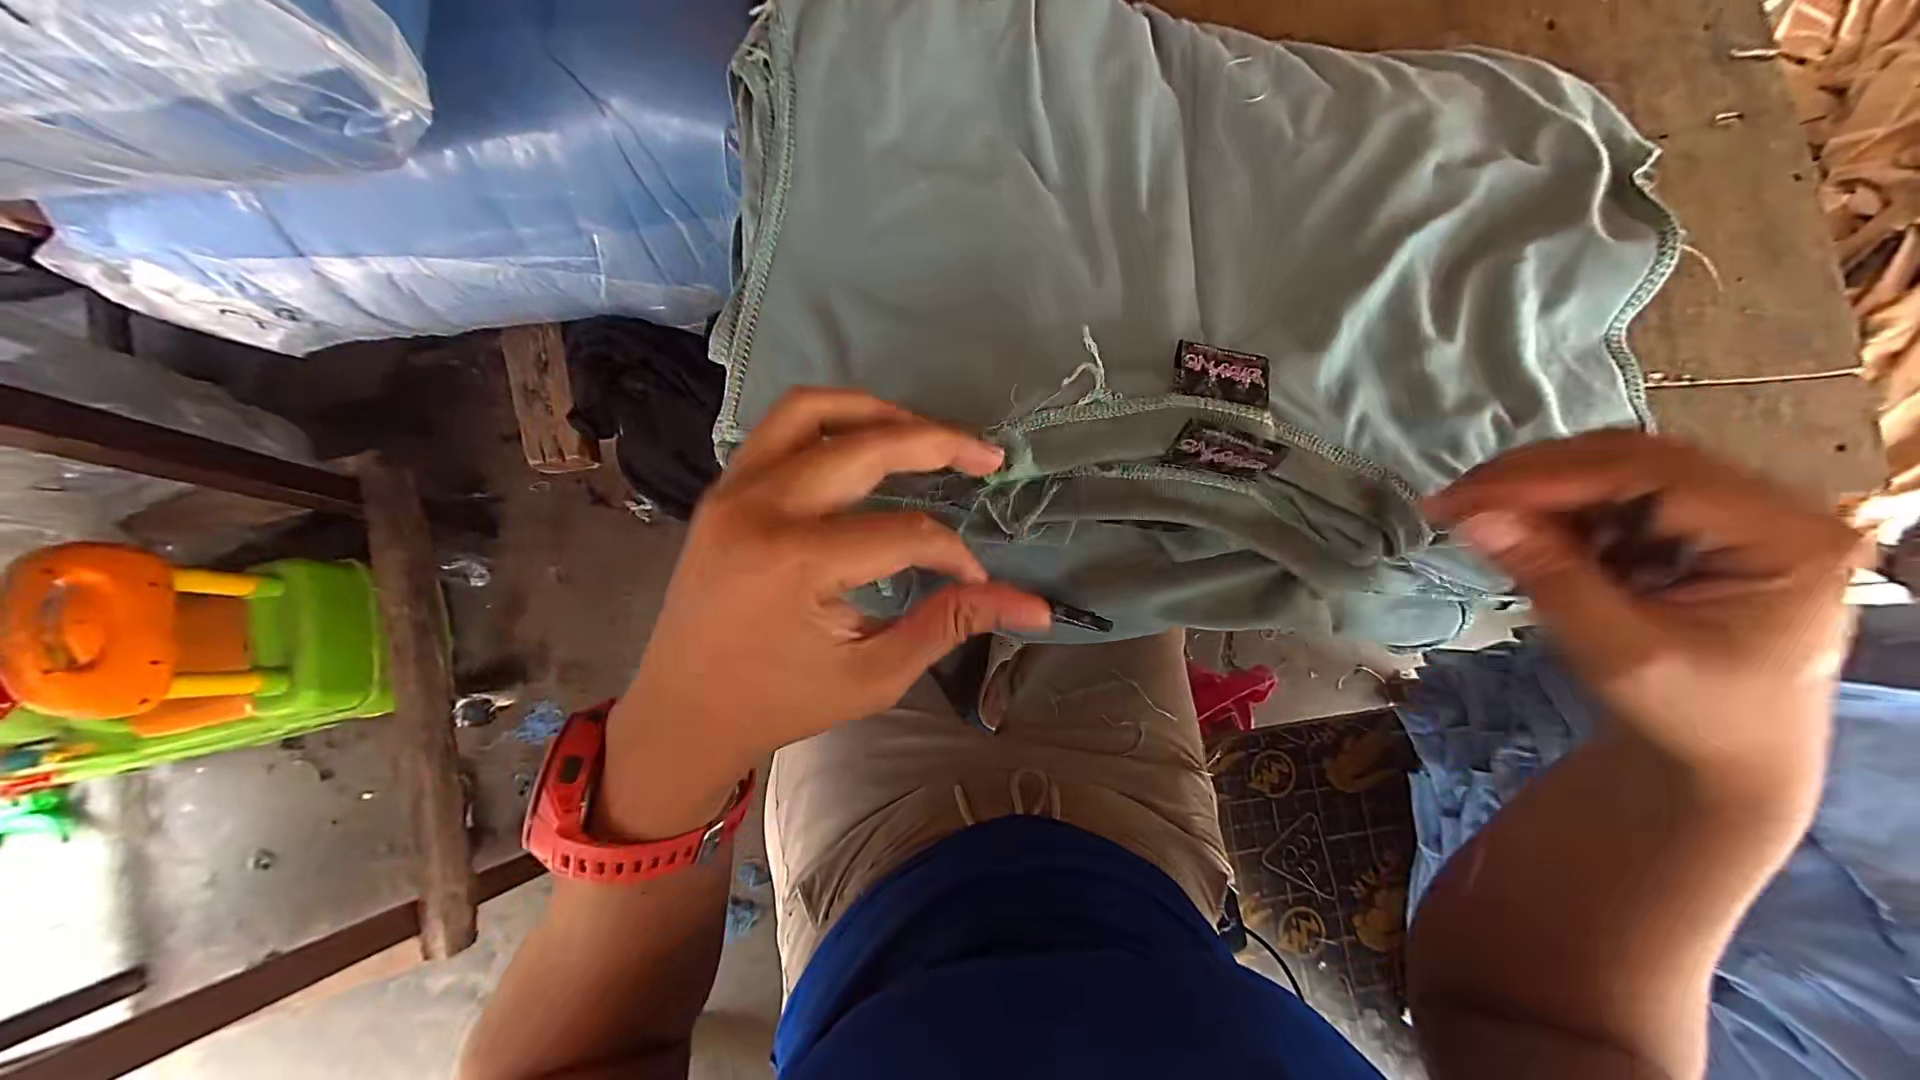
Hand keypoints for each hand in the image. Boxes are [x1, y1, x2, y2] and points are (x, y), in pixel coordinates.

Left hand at [597, 388, 1050, 837]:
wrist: (683, 713)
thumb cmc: (780, 703)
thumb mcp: (875, 675)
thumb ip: (951, 624)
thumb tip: (1033, 605)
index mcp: (797, 563)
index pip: (904, 533)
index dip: (953, 553)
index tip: (975, 580)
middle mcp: (761, 509)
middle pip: (866, 446)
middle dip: (938, 443)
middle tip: (988, 455)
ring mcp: (733, 491)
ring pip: (812, 411)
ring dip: (878, 413)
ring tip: (926, 433)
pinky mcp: (721, 491)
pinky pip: (778, 429)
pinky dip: (830, 423)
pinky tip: (863, 444)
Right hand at [1426, 430, 1866, 800]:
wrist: (1717, 754)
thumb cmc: (1685, 714)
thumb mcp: (1615, 650)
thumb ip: (1548, 575)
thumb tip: (1474, 516)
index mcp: (1783, 537)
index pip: (1649, 474)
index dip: (1545, 478)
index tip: (1461, 498)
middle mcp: (1768, 507)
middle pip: (1628, 458)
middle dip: (1530, 476)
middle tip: (1451, 499)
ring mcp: (1729, 512)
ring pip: (1611, 468)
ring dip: (1533, 489)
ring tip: (1471, 514)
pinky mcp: (1689, 525)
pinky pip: (1606, 494)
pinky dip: (1549, 508)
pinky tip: (1514, 530)